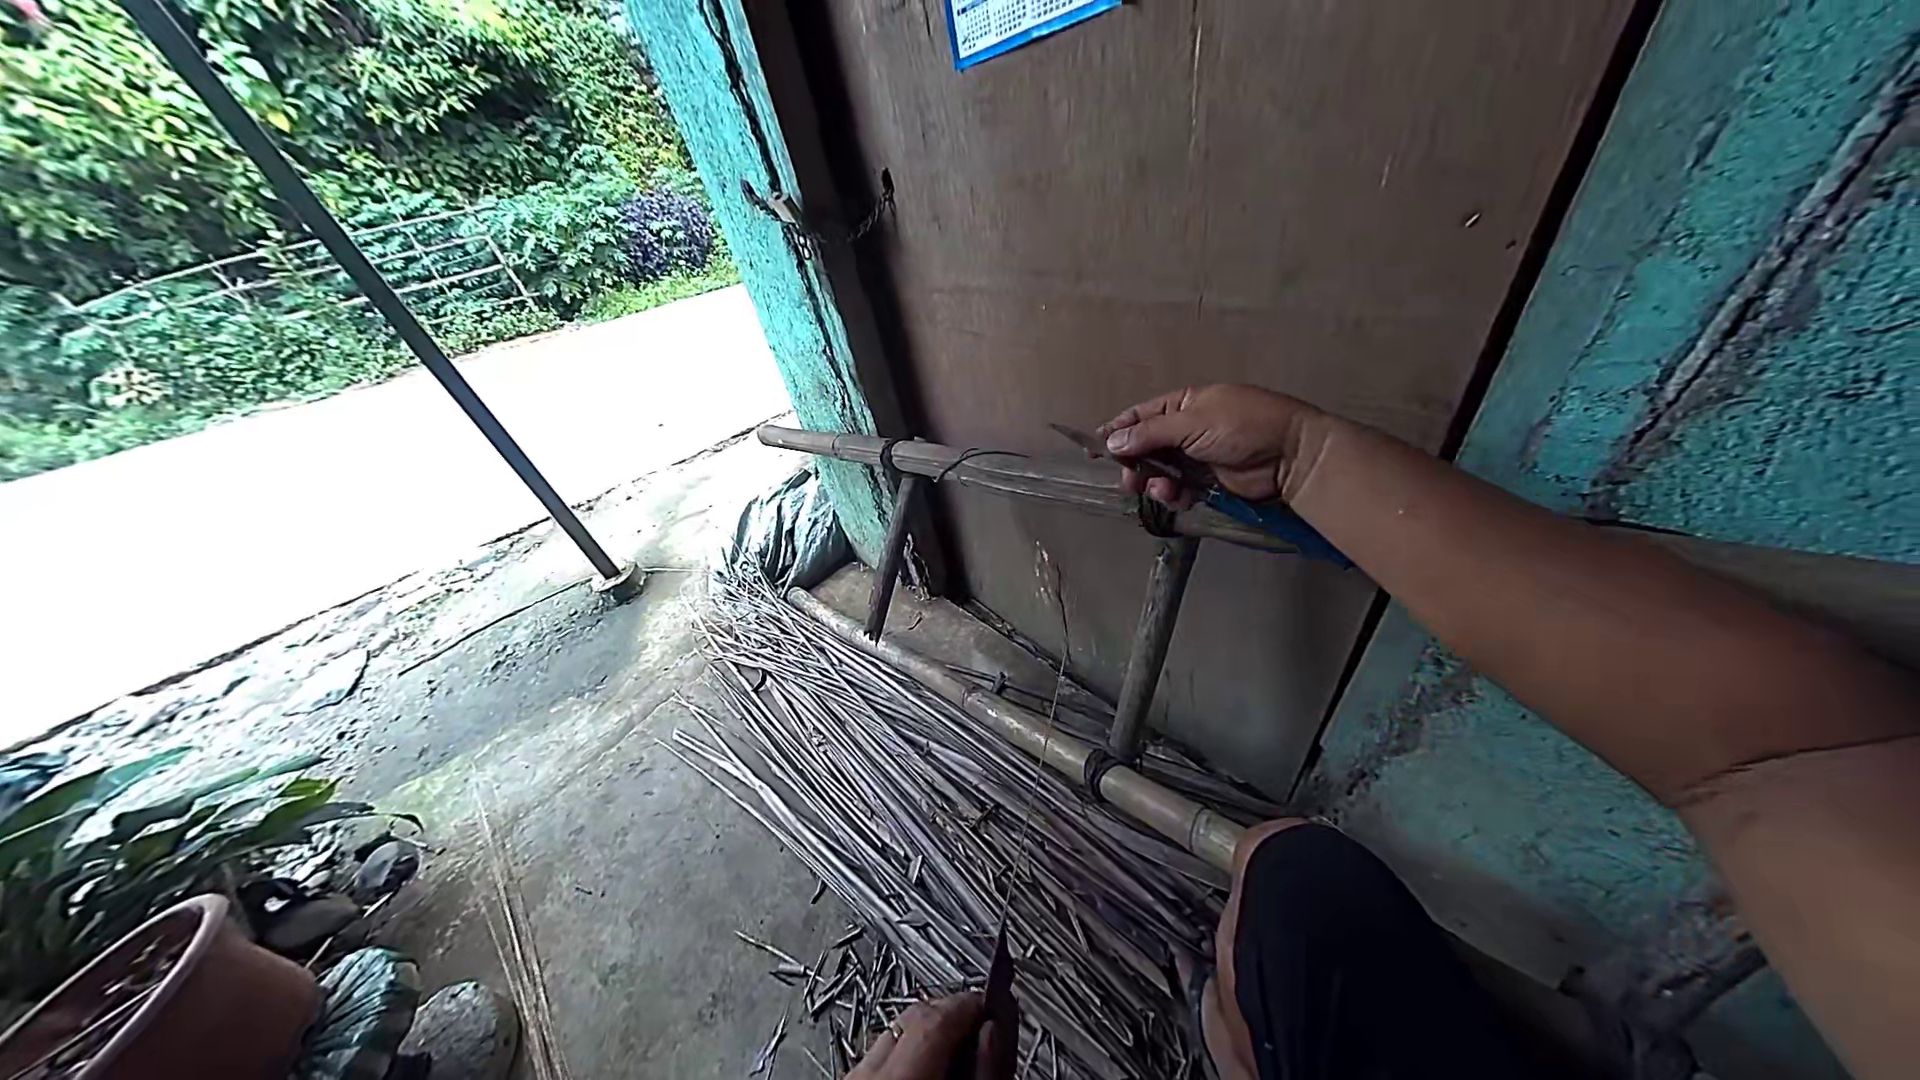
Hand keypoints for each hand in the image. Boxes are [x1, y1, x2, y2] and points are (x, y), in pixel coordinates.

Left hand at [846, 992, 1018, 1079]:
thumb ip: (986, 1070)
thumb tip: (999, 1022)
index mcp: (899, 1077)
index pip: (942, 1012)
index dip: (975, 1002)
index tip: (998, 1004)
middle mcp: (867, 1072)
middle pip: (917, 1015)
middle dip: (954, 1015)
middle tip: (985, 1031)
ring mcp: (851, 1078)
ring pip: (896, 1032)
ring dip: (931, 1035)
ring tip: (959, 1056)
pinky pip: (879, 1055)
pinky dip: (906, 1054)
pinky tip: (928, 1071)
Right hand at [1097, 385, 1326, 506]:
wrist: (1290, 455)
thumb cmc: (1244, 426)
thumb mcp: (1193, 422)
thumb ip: (1150, 433)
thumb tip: (1112, 441)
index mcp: (1182, 404)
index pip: (1139, 416)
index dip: (1116, 432)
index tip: (1094, 450)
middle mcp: (1185, 429)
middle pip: (1144, 448)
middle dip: (1134, 464)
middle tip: (1129, 478)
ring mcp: (1195, 456)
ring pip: (1158, 472)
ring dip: (1153, 483)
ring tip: (1159, 489)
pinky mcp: (1206, 481)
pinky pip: (1177, 489)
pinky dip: (1173, 495)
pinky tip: (1178, 497)